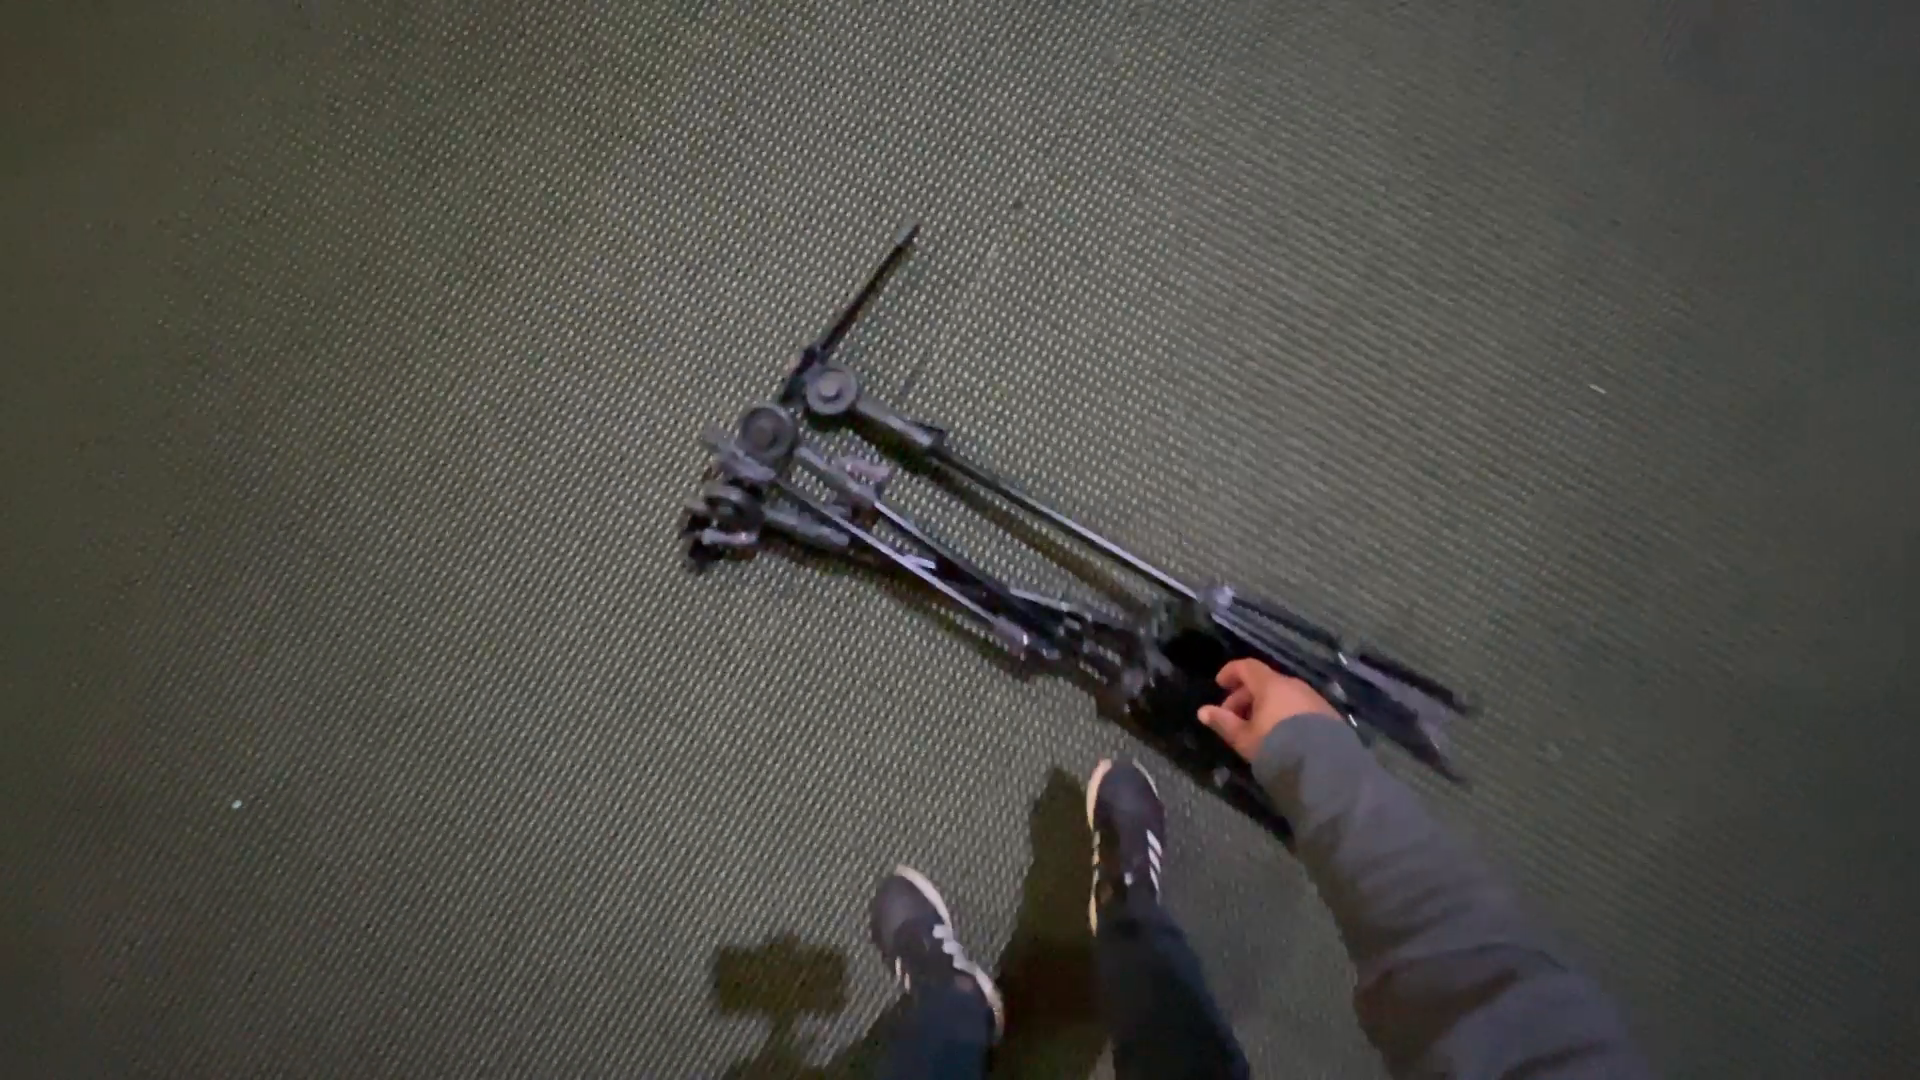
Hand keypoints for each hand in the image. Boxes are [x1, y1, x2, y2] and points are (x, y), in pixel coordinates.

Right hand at [1197, 659, 1336, 761]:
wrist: (1326, 767)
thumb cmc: (1277, 746)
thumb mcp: (1244, 738)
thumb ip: (1223, 722)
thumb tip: (1203, 711)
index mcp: (1271, 685)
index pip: (1247, 667)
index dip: (1230, 672)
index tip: (1219, 684)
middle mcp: (1294, 686)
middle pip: (1264, 681)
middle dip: (1245, 695)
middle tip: (1233, 716)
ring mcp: (1314, 699)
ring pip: (1283, 694)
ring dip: (1265, 705)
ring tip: (1257, 728)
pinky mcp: (1328, 715)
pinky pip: (1299, 706)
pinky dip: (1285, 713)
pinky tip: (1281, 734)